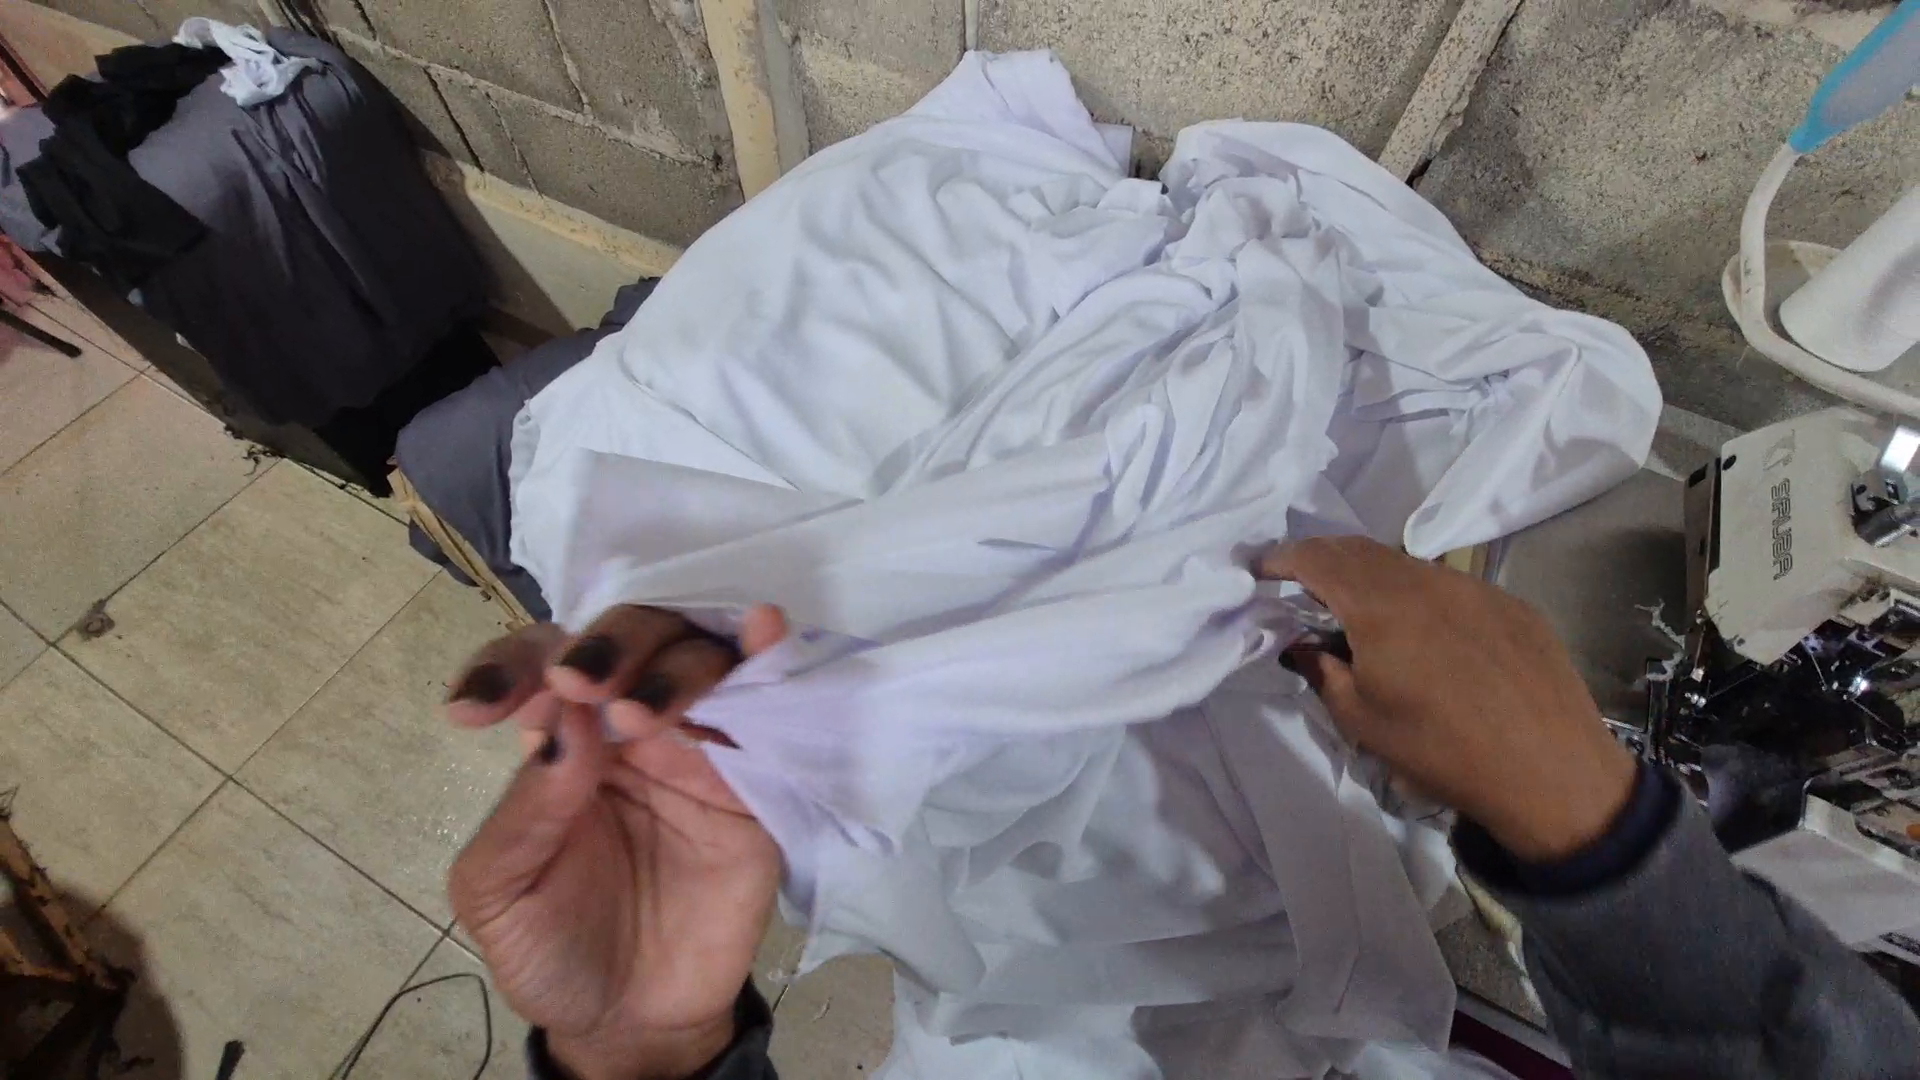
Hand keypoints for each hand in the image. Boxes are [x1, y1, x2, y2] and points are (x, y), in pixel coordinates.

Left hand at [447, 605, 789, 1079]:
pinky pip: (770, 702)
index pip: (543, 661)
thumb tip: (568, 718)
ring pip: (702, 657)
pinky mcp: (757, 772)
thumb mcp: (499, 890)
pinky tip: (764, 626)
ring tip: (642, 711)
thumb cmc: (555, 946)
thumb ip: (526, 807)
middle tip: (584, 686)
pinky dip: (769, 656)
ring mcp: (703, 741)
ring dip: (676, 665)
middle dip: (612, 645)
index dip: (512, 663)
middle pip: (637, 636)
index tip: (477, 711)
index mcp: (567, 737)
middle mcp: (636, 720)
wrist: (639, 1017)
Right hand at [1258, 537, 1636, 861]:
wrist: (1553, 775)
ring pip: (1402, 563)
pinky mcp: (1507, 604)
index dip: (1281, 559)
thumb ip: (1322, 670)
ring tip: (1355, 606)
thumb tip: (1303, 646)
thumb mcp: (1359, 718)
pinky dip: (1412, 591)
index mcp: (1380, 607)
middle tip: (1298, 582)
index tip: (1260, 571)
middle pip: (1357, 549)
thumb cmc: (1440, 749)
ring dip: (1366, 573)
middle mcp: (1425, 583)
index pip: (1316, 559)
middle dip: (1319, 559)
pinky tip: (1419, 629)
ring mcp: (1472, 588)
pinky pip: (1445, 583)